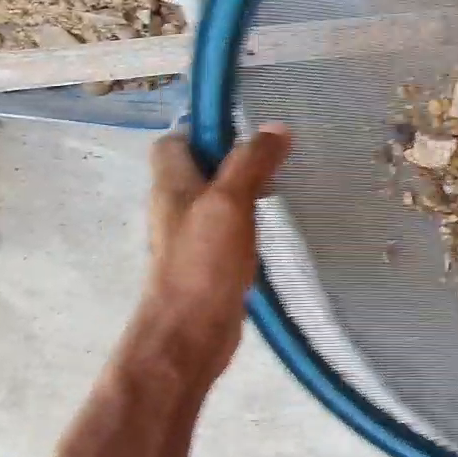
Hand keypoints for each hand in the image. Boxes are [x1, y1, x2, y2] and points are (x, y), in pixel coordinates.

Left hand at [137, 124, 291, 376]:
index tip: (247, 128)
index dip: (206, 129)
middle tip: (278, 158)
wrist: (192, 329)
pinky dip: (251, 221)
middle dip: (235, 158)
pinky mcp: (211, 260)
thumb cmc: (204, 262)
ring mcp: (193, 235)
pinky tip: (276, 228)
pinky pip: (231, 227)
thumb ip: (252, 163)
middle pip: (200, 168)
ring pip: (218, 198)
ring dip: (246, 190)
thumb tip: (277, 128)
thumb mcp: (231, 202)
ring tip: (285, 187)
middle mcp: (177, 205)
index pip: (176, 140)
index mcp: (172, 184)